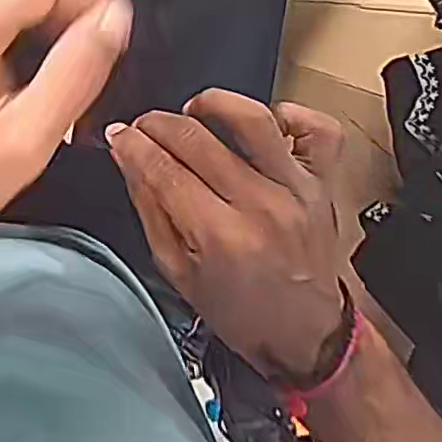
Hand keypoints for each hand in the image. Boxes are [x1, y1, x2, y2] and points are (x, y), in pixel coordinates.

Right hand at [107, 89, 350, 382]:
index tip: (118, 134)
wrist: (308, 336)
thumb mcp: (176, 269)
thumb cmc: (241, 309)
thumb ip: (148, 205)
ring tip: (194, 112)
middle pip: (195, 137)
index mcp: (221, 237)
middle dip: (155, 123)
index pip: (162, 167)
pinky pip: (315, 128)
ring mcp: (298, 189)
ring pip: (252, 118)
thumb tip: (126, 152)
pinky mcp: (324, 181)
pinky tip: (261, 127)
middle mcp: (262, 207)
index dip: (130, 143)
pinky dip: (288, 115)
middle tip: (143, 128)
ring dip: (213, 104)